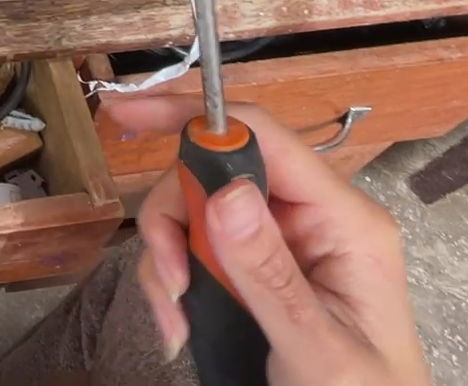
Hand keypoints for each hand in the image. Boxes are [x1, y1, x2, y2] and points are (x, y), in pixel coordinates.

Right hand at [104, 96, 429, 385]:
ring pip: (191, 208)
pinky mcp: (249, 259)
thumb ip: (269, 274)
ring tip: (174, 317)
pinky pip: (189, 242)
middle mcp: (305, 212)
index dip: (191, 116)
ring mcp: (275, 235)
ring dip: (167, 257)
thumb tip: (222, 190)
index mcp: (341, 217)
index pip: (259, 135)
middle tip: (167, 279)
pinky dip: (170, 276)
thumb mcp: (320, 354)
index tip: (126, 113)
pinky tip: (177, 320)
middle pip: (209, 172)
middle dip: (172, 220)